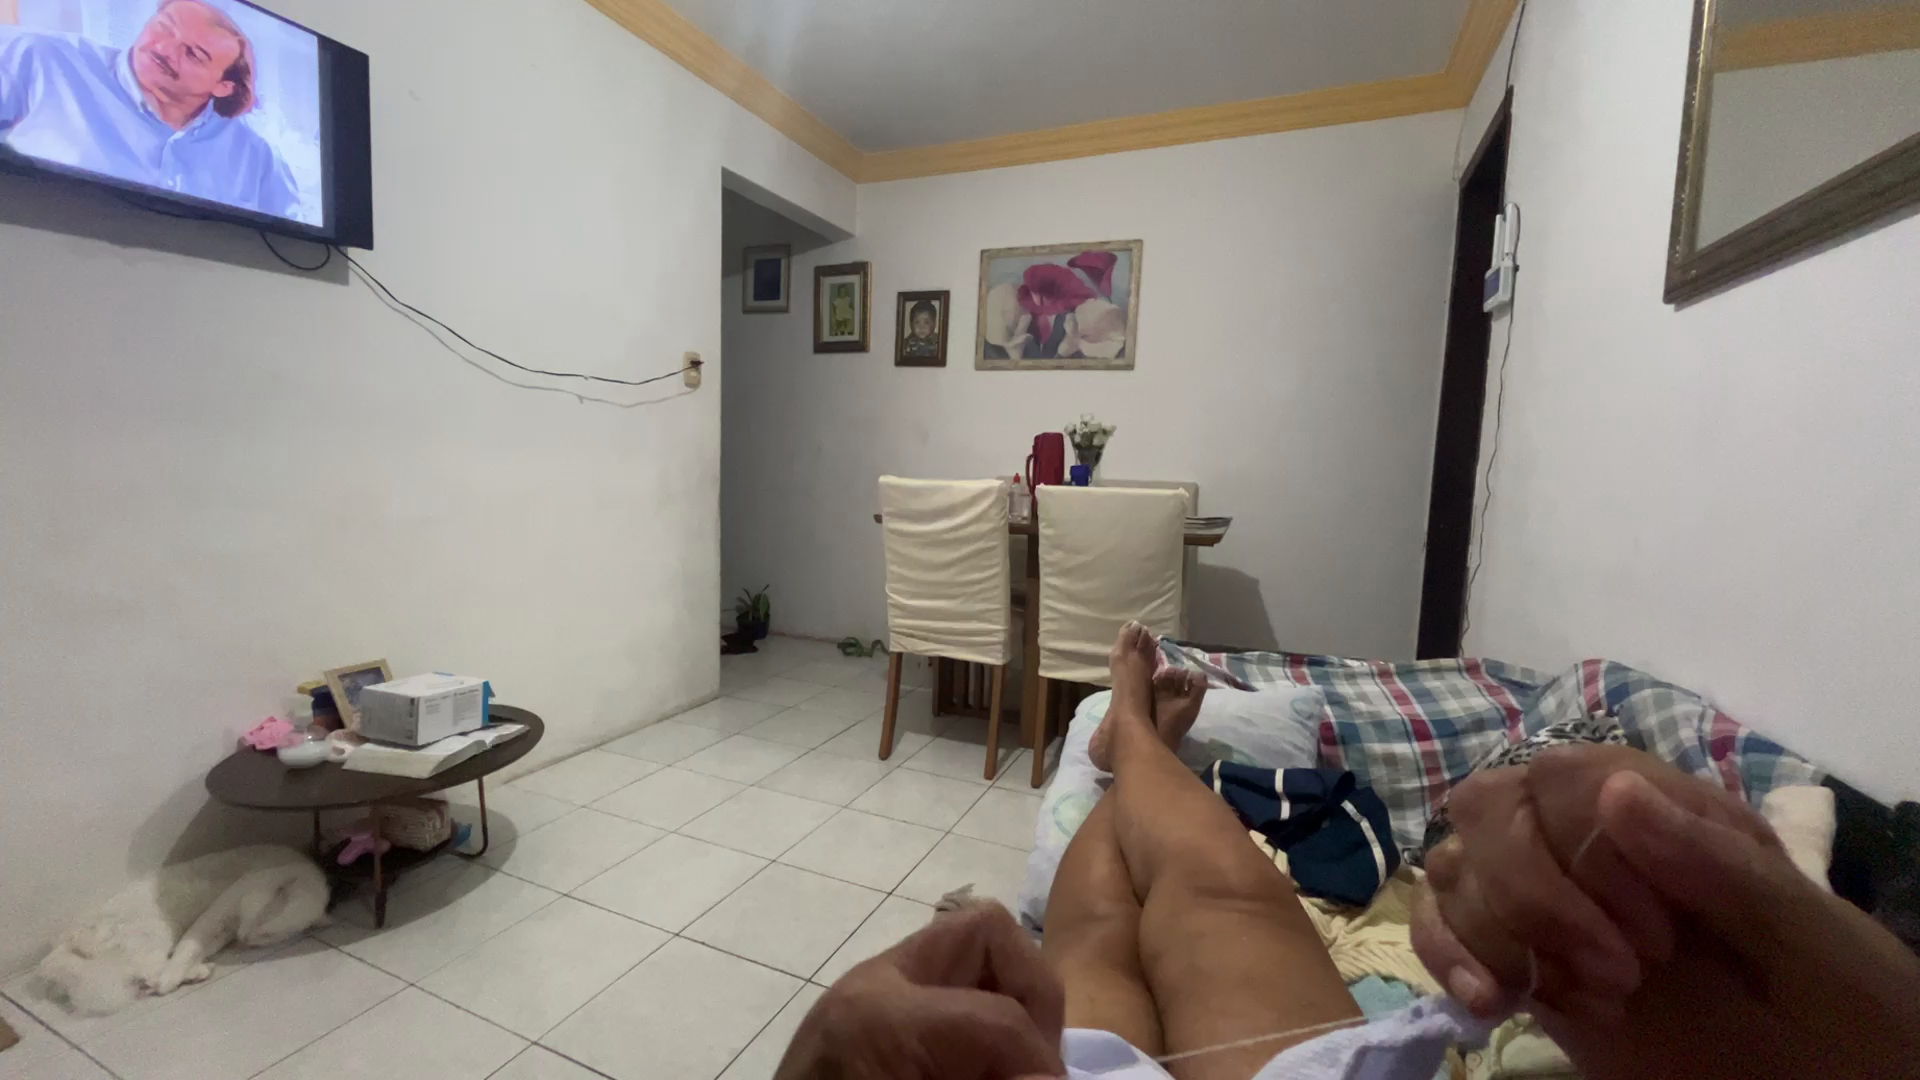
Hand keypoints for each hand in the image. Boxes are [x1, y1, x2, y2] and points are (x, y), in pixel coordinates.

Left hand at [775, 902, 1065, 1079]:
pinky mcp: (865, 1006)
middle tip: (1035, 1065)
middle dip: (1029, 991)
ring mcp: (865, 988)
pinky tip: (970, 1064)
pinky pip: (939, 980)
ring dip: (1004, 998)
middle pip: (984, 928)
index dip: (1043, 1060)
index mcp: (880, 1022)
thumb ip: (995, 1078)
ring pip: (964, 944)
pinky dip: (971, 1013)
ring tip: (1007, 1063)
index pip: (1000, 1016)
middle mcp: (871, 982)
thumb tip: (1055, 1079)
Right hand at [1416, 745, 1919, 1079]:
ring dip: (1502, 939)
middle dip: (1529, 895)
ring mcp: (1522, 884)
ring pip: (1449, 866)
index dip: (1585, 849)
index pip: (1561, 777)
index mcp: (1649, 806)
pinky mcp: (1497, 941)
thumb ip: (1728, 868)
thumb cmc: (1838, 1020)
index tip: (1655, 940)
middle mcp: (1566, 829)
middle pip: (1483, 809)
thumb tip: (1618, 791)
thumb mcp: (1820, 954)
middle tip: (1618, 975)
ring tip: (1591, 1002)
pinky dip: (1445, 956)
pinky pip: (1429, 920)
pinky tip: (1489, 1002)